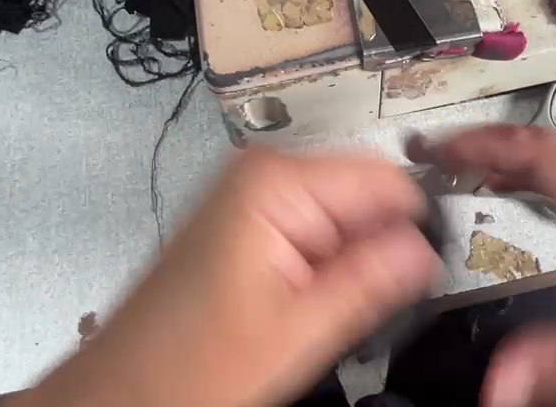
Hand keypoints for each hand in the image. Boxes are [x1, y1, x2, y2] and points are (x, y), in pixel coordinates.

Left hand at [26, 148, 438, 406]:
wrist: (123, 391)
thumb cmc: (185, 367)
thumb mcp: (296, 332)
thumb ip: (369, 282)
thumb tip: (425, 248)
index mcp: (276, 182)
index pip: (383, 175)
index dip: (414, 221)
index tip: (432, 264)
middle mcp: (263, 170)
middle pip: (361, 190)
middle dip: (378, 241)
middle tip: (379, 299)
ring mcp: (252, 190)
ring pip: (340, 210)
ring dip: (352, 254)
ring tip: (332, 306)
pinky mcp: (247, 215)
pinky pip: (312, 223)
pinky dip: (325, 258)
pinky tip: (309, 299)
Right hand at [415, 125, 555, 406]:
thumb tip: (491, 381)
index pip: (542, 156)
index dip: (480, 147)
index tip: (432, 151)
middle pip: (553, 152)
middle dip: (491, 152)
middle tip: (438, 161)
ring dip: (519, 169)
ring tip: (470, 176)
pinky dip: (551, 190)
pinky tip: (537, 207)